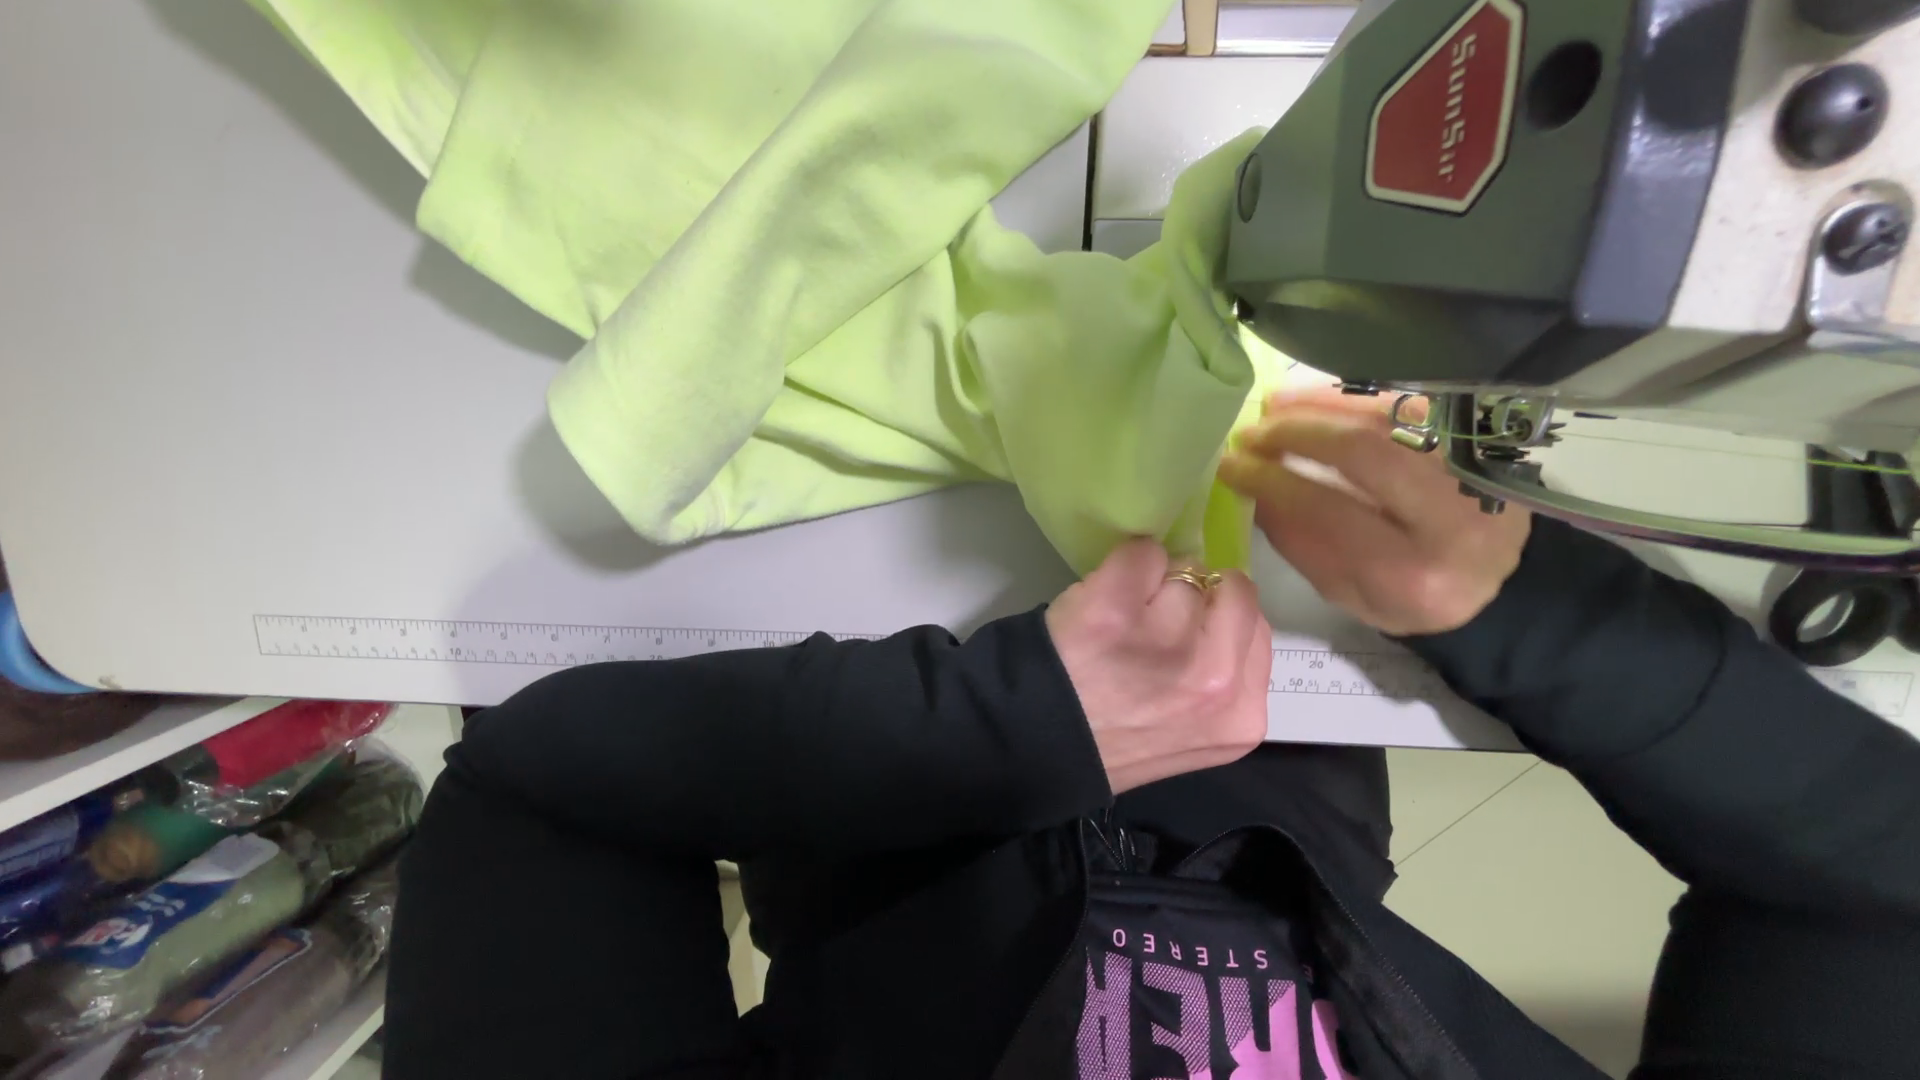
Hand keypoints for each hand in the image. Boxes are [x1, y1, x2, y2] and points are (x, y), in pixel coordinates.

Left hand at [1045, 539, 1272, 794]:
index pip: (1256, 627)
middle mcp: (1213, 678)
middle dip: (1196, 595)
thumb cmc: (1112, 735)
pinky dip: (1123, 563)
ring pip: (1183, 571)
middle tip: (1152, 621)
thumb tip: (1220, 600)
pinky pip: (1140, 554)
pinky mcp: (1112, 611)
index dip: (1218, 618)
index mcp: (1241, 714)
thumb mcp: (1192, 727)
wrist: (1031, 746)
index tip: (1186, 630)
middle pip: (1230, 591)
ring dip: (1154, 582)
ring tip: (1120, 620)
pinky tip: (1099, 600)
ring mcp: (1164, 642)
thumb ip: (1222, 675)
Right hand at [1218, 389, 1530, 636]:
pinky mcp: (1486, 443)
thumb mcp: (1344, 589)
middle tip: (1253, 432)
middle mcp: (1454, 521)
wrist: (1491, 582)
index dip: (1273, 482)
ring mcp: (1478, 474)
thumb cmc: (1401, 593)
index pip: (1329, 511)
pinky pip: (1416, 405)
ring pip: (1394, 419)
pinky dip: (1362, 397)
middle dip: (1298, 434)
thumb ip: (1298, 542)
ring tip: (1277, 404)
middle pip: (1367, 453)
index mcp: (1412, 573)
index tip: (1231, 466)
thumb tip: (1253, 486)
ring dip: (1325, 405)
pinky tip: (1321, 398)